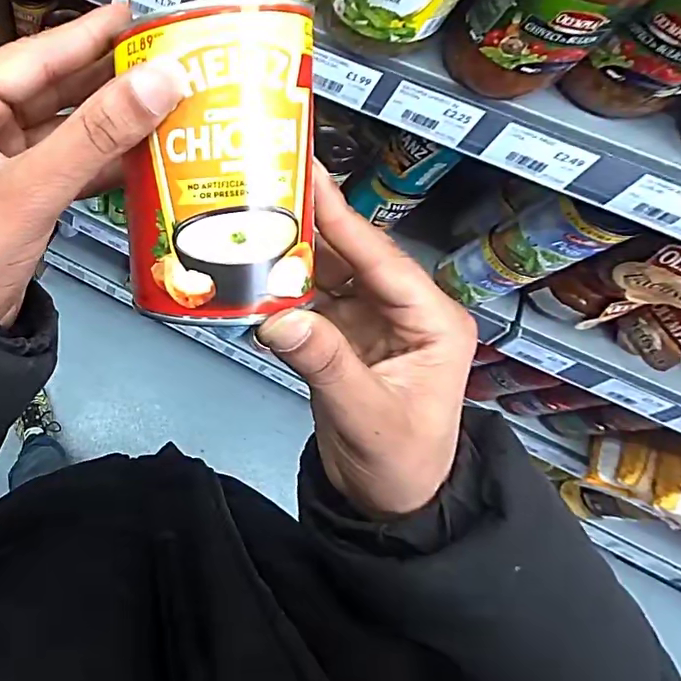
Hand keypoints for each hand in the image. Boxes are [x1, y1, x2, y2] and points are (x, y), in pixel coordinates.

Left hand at [0, 3, 189, 326]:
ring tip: (161, 99)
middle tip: (160, 58)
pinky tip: (139, 149)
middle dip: (105, 77)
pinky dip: (99, 156)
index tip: (134, 17)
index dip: (87, 37)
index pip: (31, 58)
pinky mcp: (16, 183)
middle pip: (49, 87)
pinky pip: (64, 157)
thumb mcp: (31, 190)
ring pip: (62, 123)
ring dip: (108, 118)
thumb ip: (96, 134)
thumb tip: (159, 81)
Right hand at [254, 174, 476, 515]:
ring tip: (250, 218)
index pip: (381, 260)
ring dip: (290, 250)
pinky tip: (251, 269)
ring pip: (326, 272)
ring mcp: (367, 319)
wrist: (386, 500)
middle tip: (268, 186)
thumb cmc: (399, 462)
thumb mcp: (367, 417)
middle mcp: (399, 308)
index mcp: (430, 320)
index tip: (309, 179)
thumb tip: (278, 319)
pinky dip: (279, 285)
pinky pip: (307, 298)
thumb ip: (326, 365)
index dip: (343, 219)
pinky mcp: (340, 332)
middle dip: (311, 223)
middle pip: (351, 255)